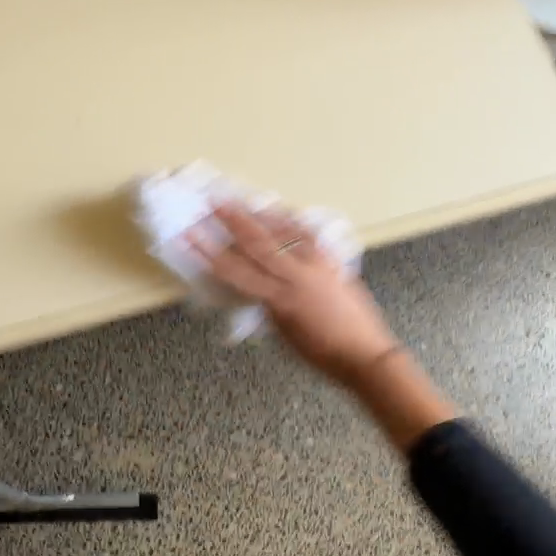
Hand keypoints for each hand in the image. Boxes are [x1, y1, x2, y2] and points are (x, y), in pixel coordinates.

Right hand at [188, 205, 399, 385]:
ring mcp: (317, 264)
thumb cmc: (320, 356)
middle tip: (212, 203)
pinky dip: (289, 220)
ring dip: (257, 214)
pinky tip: (277, 210)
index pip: (235, 271)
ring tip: (238, 200)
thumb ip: (266, 306)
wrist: (364, 355)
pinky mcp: (332, 260)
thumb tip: (251, 286)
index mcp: (279, 300)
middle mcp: (296, 276)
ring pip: (282, 231)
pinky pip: (307, 234)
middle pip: (257, 242)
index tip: (191, 235)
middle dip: (231, 221)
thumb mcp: (282, 335)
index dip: (209, 252)